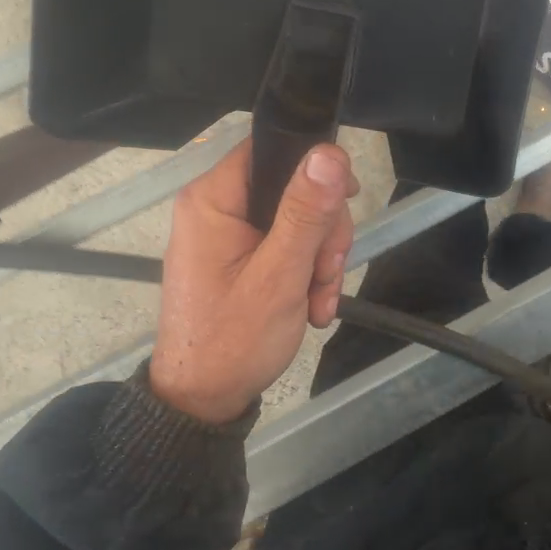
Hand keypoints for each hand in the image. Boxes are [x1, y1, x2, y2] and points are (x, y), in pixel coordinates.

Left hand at [150, 140, 358, 423]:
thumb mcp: (280, 275)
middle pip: (295, 186)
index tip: (346, 198)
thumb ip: (306, 212)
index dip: (316, 166)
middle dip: (324, 230)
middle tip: (326, 272)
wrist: (203, 401)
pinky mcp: (241, 254)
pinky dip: (308, 271)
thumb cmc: (234, 340)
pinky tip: (312, 304)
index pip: (273, 148)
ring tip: (318, 300)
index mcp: (213, 199)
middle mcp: (218, 206)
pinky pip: (289, 242)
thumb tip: (330, 153)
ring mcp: (229, 232)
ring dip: (321, 258)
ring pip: (300, 217)